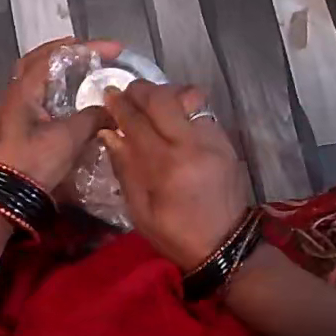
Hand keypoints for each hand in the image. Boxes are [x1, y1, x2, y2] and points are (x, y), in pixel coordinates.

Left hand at [0, 38, 119, 191]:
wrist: (5, 197)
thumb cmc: (34, 161)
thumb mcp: (68, 136)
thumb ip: (92, 117)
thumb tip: (111, 111)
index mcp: (24, 89)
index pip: (54, 54)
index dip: (85, 48)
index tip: (114, 50)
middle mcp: (16, 95)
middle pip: (41, 62)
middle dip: (69, 55)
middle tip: (94, 57)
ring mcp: (16, 113)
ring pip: (41, 83)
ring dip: (64, 76)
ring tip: (89, 77)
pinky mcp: (20, 131)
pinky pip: (42, 101)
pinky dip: (61, 95)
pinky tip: (78, 104)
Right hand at [103, 80, 251, 270]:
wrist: (225, 245)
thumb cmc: (176, 235)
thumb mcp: (140, 211)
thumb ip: (126, 169)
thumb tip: (110, 134)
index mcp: (167, 168)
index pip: (137, 123)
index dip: (120, 106)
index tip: (108, 95)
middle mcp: (192, 146)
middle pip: (164, 99)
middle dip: (141, 91)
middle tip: (127, 93)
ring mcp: (213, 141)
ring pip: (186, 99)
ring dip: (164, 96)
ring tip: (150, 104)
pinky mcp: (226, 142)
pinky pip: (201, 114)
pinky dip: (183, 111)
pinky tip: (173, 122)